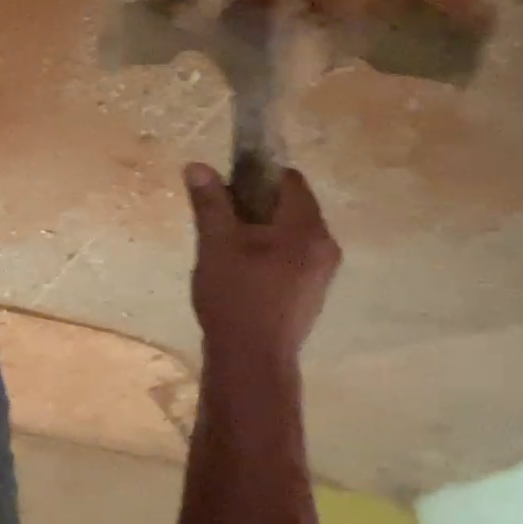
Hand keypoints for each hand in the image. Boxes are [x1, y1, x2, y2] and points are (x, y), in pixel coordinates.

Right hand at [184, 163, 340, 370]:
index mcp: (307, 228)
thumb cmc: (235, 294)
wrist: (252, 358)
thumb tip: (198, 165)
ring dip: (259, 229)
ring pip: (289, 232)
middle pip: (290, 206)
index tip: (225, 188)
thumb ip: (210, 202)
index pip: (289, 180)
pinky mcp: (311, 291)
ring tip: (225, 247)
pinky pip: (291, 255)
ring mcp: (321, 272)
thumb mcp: (215, 243)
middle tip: (219, 219)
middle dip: (254, 204)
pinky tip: (240, 270)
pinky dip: (267, 251)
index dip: (257, 174)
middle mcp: (324, 245)